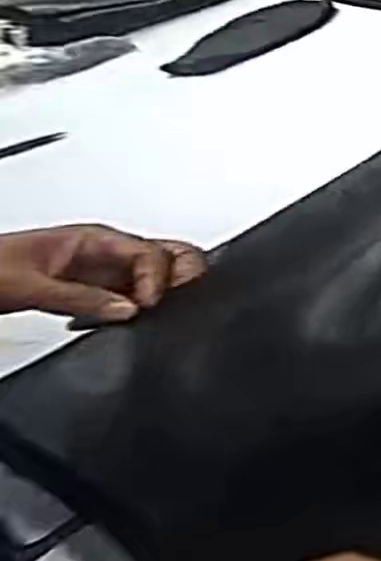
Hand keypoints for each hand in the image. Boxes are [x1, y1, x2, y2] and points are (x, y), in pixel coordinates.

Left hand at [0, 225, 206, 323]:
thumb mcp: (20, 286)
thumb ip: (78, 298)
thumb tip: (128, 310)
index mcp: (96, 240)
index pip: (154, 252)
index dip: (158, 278)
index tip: (145, 305)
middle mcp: (106, 252)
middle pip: (172, 255)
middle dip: (180, 276)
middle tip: (170, 300)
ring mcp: (99, 272)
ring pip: (158, 275)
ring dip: (157, 293)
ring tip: (142, 312)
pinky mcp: (90, 291)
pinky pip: (131, 296)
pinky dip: (132, 309)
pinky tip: (111, 320)